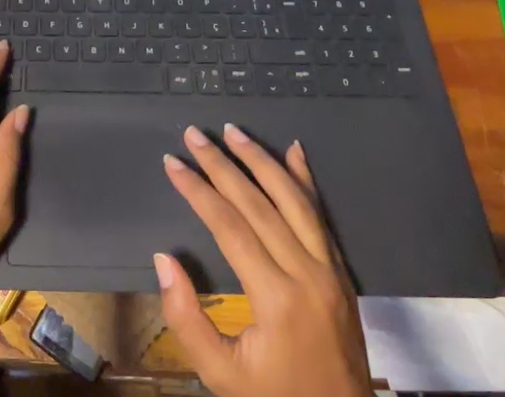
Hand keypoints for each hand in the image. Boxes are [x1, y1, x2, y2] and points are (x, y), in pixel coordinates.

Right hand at [156, 124, 371, 396]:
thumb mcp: (220, 373)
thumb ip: (187, 318)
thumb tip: (164, 259)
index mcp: (275, 298)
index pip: (230, 227)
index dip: (198, 190)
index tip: (173, 163)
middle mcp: (306, 273)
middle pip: (259, 204)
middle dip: (223, 165)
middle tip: (195, 134)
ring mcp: (329, 269)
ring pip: (294, 200)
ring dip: (262, 161)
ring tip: (235, 131)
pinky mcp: (340, 271)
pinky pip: (322, 216)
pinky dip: (307, 180)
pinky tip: (295, 151)